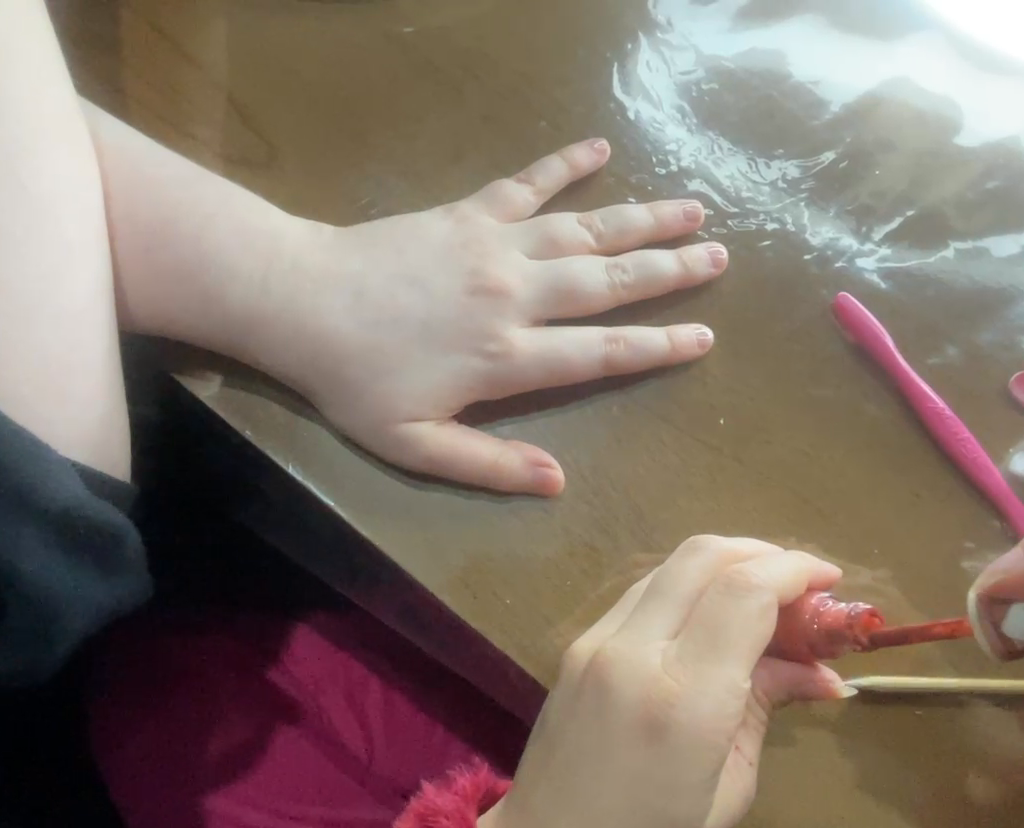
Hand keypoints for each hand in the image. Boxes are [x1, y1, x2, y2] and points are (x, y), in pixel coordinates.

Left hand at [245, 139, 724, 495]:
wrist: (302, 304)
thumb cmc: (356, 384)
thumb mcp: (415, 447)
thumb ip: (488, 466)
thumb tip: (557, 482)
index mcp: (507, 358)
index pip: (600, 353)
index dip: (656, 347)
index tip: (703, 337)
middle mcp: (516, 295)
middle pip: (608, 283)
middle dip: (668, 272)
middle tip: (721, 257)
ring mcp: (494, 246)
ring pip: (583, 229)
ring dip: (641, 219)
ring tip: (693, 208)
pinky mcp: (467, 213)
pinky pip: (526, 184)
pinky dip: (564, 166)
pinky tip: (599, 149)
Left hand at [476, 537, 847, 827]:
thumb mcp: (728, 791)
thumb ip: (764, 708)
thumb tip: (819, 671)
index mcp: (683, 698)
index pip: (745, 591)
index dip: (796, 571)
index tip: (832, 583)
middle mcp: (635, 652)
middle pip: (703, 556)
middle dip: (763, 554)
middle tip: (802, 588)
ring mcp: (596, 643)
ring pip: (668, 568)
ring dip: (723, 567)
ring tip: (764, 605)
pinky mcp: (577, 647)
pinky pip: (641, 595)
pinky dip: (686, 590)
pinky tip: (711, 622)